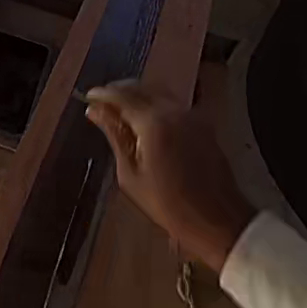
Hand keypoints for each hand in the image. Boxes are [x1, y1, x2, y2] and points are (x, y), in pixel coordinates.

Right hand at [84, 80, 255, 272]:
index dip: (102, 94)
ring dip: (136, 93)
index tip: (88, 97)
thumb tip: (94, 111)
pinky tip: (144, 117)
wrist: (218, 220)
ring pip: (156, 90)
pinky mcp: (201, 121)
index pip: (121, 95)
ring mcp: (189, 113)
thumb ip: (115, 135)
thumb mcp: (131, 175)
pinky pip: (171, 101)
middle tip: (101, 102)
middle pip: (139, 86)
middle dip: (118, 90)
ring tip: (120, 108)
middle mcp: (172, 109)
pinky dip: (153, 101)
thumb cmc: (168, 205)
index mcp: (153, 122)